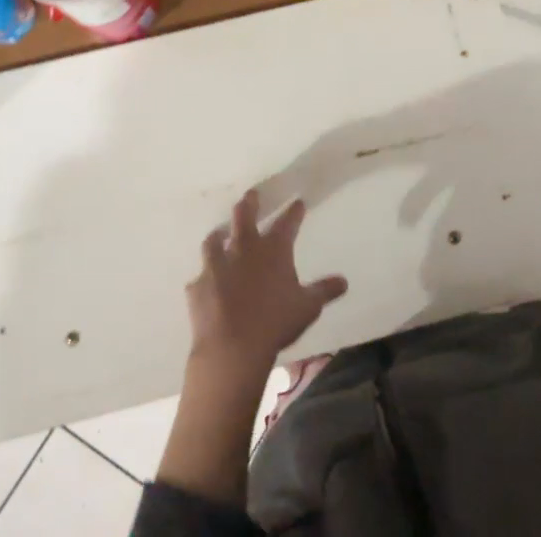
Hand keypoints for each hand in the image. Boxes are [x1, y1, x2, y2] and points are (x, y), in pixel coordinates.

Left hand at [185, 190, 347, 374]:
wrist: (232, 346)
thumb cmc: (276, 322)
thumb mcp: (308, 307)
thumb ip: (324, 291)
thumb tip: (343, 281)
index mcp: (273, 250)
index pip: (287, 223)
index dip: (294, 211)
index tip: (298, 201)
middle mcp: (243, 250)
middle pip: (244, 216)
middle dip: (250, 203)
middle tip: (251, 194)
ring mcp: (216, 266)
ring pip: (214, 240)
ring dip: (219, 235)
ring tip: (220, 233)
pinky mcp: (197, 286)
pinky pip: (200, 278)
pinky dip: (205, 279)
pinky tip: (206, 284)